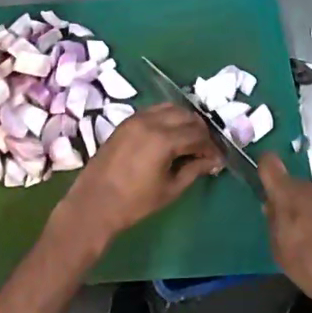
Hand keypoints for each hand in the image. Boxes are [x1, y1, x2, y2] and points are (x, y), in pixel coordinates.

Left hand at [51, 105, 219, 245]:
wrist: (94, 203)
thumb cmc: (134, 202)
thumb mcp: (170, 189)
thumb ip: (194, 169)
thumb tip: (213, 161)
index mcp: (163, 139)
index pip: (198, 134)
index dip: (211, 147)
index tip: (217, 159)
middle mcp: (151, 121)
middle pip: (187, 116)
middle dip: (200, 131)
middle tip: (205, 150)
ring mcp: (136, 118)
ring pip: (171, 108)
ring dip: (184, 121)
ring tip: (189, 141)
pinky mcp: (126, 122)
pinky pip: (154, 111)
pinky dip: (167, 118)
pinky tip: (170, 136)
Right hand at [260, 155, 311, 312]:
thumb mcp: (280, 250)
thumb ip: (273, 224)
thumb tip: (272, 207)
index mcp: (288, 193)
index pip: (269, 163)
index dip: (263, 168)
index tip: (260, 182)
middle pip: (293, 186)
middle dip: (287, 202)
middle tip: (284, 229)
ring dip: (308, 215)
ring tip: (308, 246)